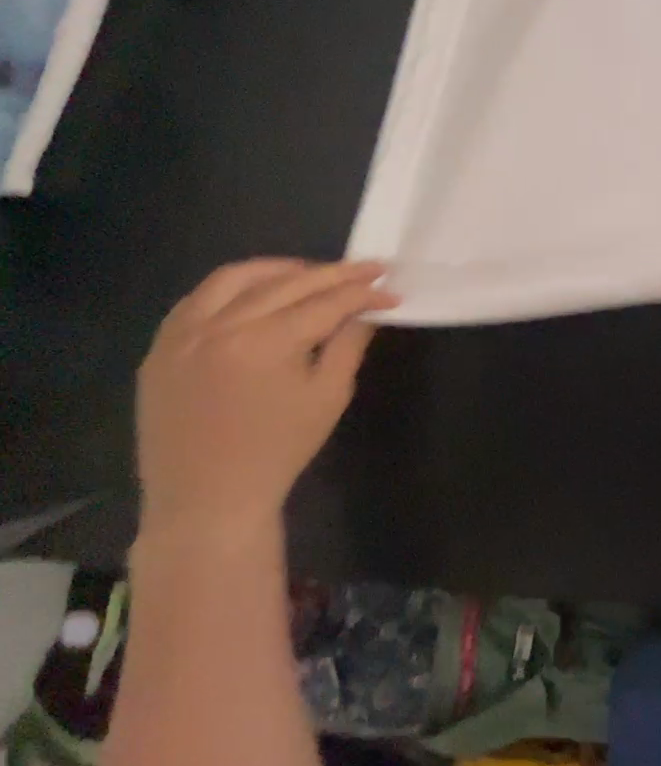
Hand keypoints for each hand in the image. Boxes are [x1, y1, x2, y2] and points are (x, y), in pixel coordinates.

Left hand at [135, 259, 397, 538]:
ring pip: (233, 279)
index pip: (326, 302)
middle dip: (333, 274)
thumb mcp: (329, 395)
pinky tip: (258, 294)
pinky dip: (233, 288)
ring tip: (313, 273)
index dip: (364, 294)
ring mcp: (181, 336)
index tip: (393, 292)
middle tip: (369, 269)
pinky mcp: (161, 348)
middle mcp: (218, 328)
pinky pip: (197, 301)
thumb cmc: (281, 448)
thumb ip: (348, 344)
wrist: (208, 496)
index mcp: (264, 343)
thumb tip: (366, 311)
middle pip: (286, 283)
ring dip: (280, 270)